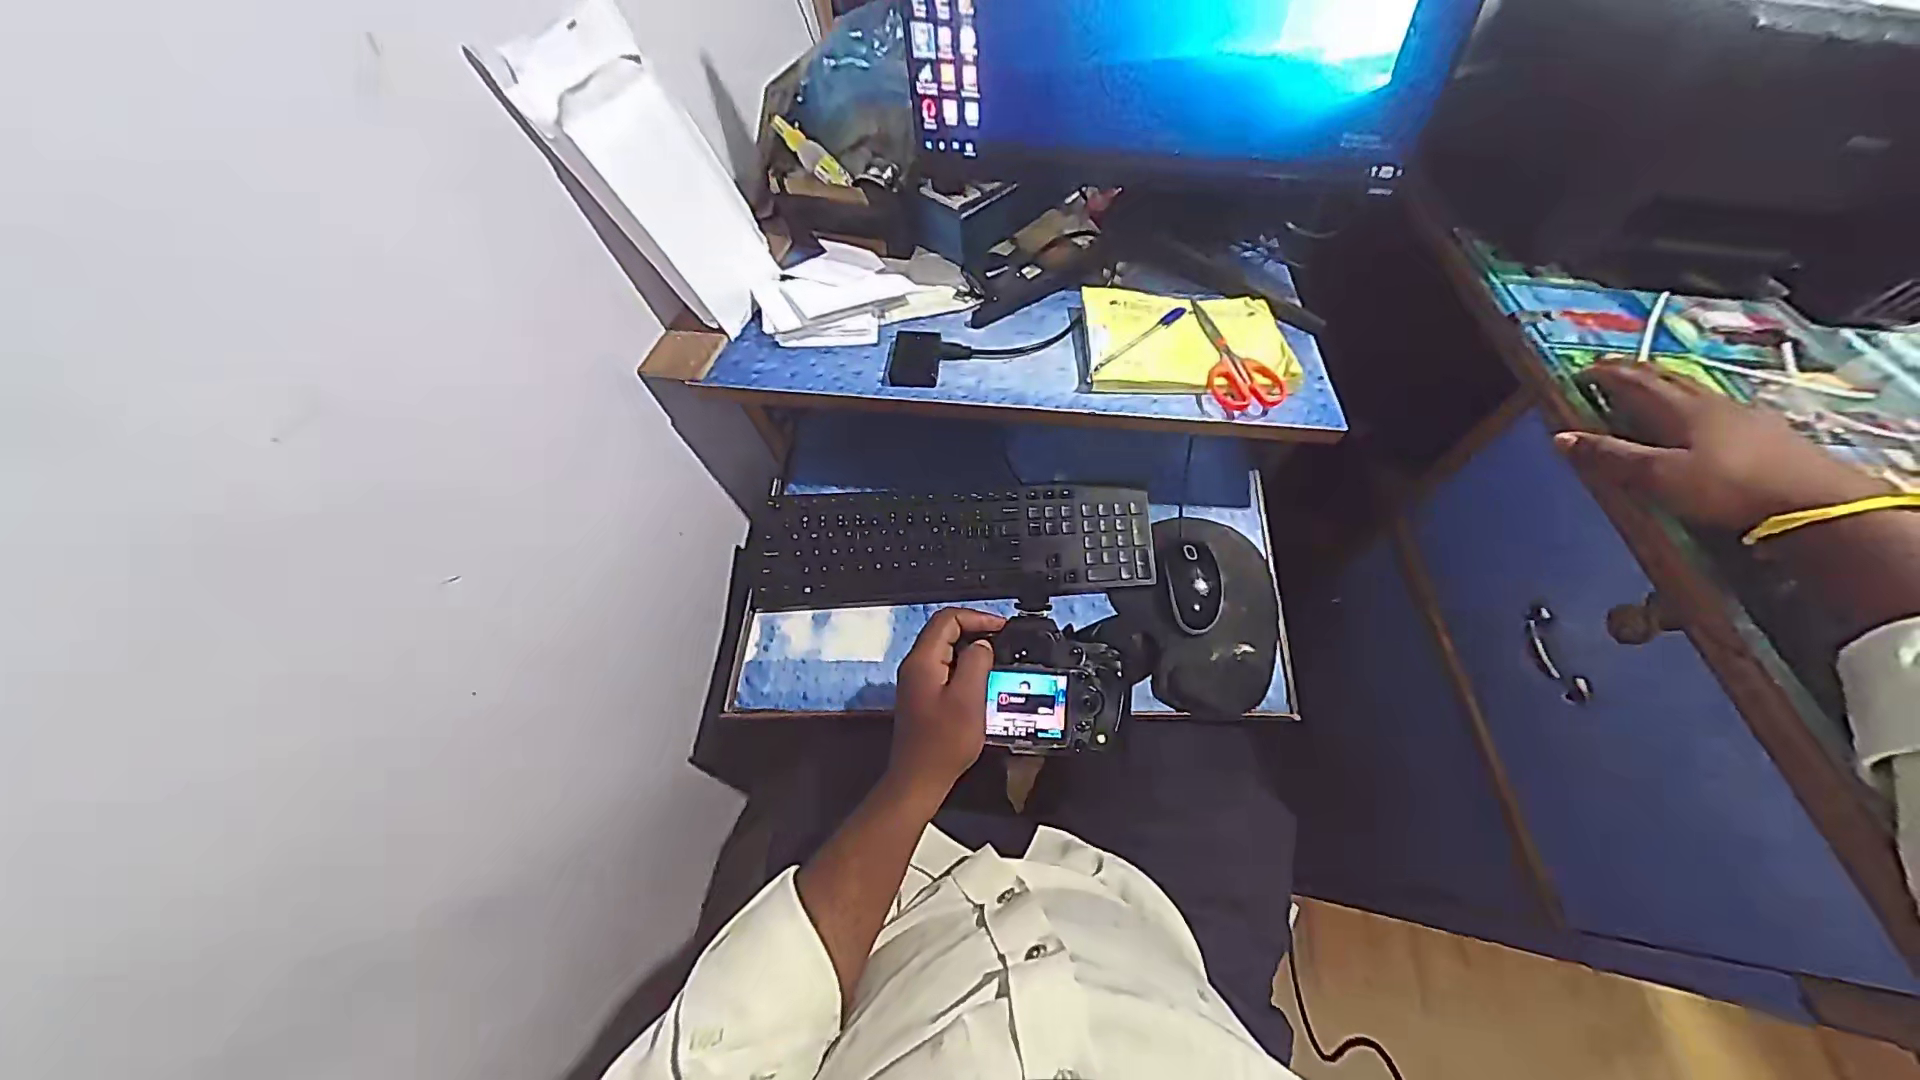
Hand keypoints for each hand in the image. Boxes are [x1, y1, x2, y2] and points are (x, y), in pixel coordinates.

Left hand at [888, 608, 1005, 801]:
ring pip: (944, 648)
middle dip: (974, 628)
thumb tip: (983, 645)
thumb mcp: (968, 699)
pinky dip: (964, 663)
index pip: (947, 619)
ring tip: (996, 654)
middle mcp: (915, 665)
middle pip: (944, 630)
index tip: (1001, 626)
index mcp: (923, 660)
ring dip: (970, 646)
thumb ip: (977, 664)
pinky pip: (944, 666)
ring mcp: (916, 679)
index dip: (977, 617)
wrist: (919, 778)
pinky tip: (981, 675)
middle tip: (1001, 638)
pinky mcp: (922, 693)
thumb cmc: (944, 742)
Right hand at [1557, 360, 1890, 530]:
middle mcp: (1713, 405)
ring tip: (1650, 387)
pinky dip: (1692, 403)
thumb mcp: (1656, 476)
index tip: (1584, 370)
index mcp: (1682, 410)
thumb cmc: (1726, 487)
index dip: (1609, 374)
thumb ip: (1610, 455)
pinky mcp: (1765, 434)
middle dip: (1638, 372)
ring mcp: (1745, 418)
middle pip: (1670, 380)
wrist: (1815, 505)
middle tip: (1613, 368)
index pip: (1638, 383)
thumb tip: (1560, 437)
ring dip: (1667, 385)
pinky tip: (1696, 415)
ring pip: (1695, 391)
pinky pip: (1716, 408)